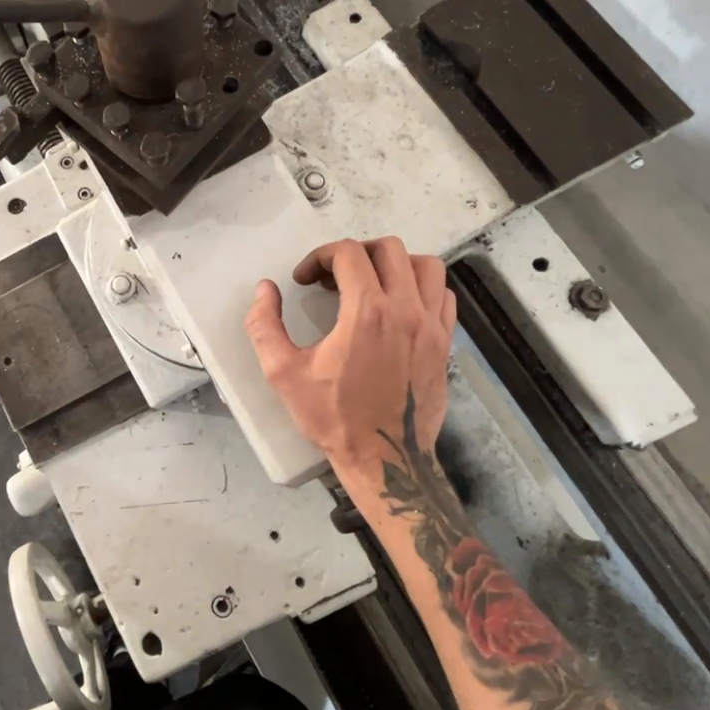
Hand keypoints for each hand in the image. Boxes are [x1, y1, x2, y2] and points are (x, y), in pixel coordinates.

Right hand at [244, 237, 457, 468]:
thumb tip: (265, 289)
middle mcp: (406, 311)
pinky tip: (397, 305)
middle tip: (332, 279)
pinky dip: (420, 287)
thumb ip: (264, 325)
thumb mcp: (282, 373)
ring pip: (425, 265)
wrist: (385, 459)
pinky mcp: (445, 344)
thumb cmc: (333, 417)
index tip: (304, 280)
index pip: (348, 254)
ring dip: (393, 264)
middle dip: (355, 253)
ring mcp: (432, 327)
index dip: (319, 257)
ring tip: (369, 284)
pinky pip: (442, 295)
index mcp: (366, 313)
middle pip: (389, 249)